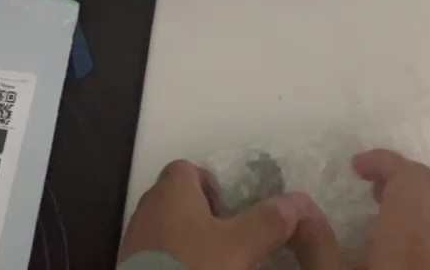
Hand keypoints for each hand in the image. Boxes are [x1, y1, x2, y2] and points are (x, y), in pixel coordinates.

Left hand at [120, 160, 327, 269]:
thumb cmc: (195, 264)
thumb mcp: (239, 246)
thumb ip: (267, 221)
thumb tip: (298, 202)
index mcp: (172, 186)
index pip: (191, 169)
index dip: (214, 186)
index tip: (233, 211)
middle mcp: (149, 203)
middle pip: (181, 200)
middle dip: (205, 217)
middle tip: (230, 242)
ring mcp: (136, 236)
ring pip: (169, 229)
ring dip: (189, 242)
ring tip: (214, 263)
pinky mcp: (131, 262)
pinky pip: (158, 253)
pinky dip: (175, 260)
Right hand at [289, 150, 429, 269]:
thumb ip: (313, 244)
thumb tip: (298, 207)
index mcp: (408, 237)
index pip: (408, 176)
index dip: (383, 161)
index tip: (355, 168)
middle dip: (405, 176)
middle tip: (372, 189)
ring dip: (428, 204)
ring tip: (395, 219)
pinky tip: (417, 260)